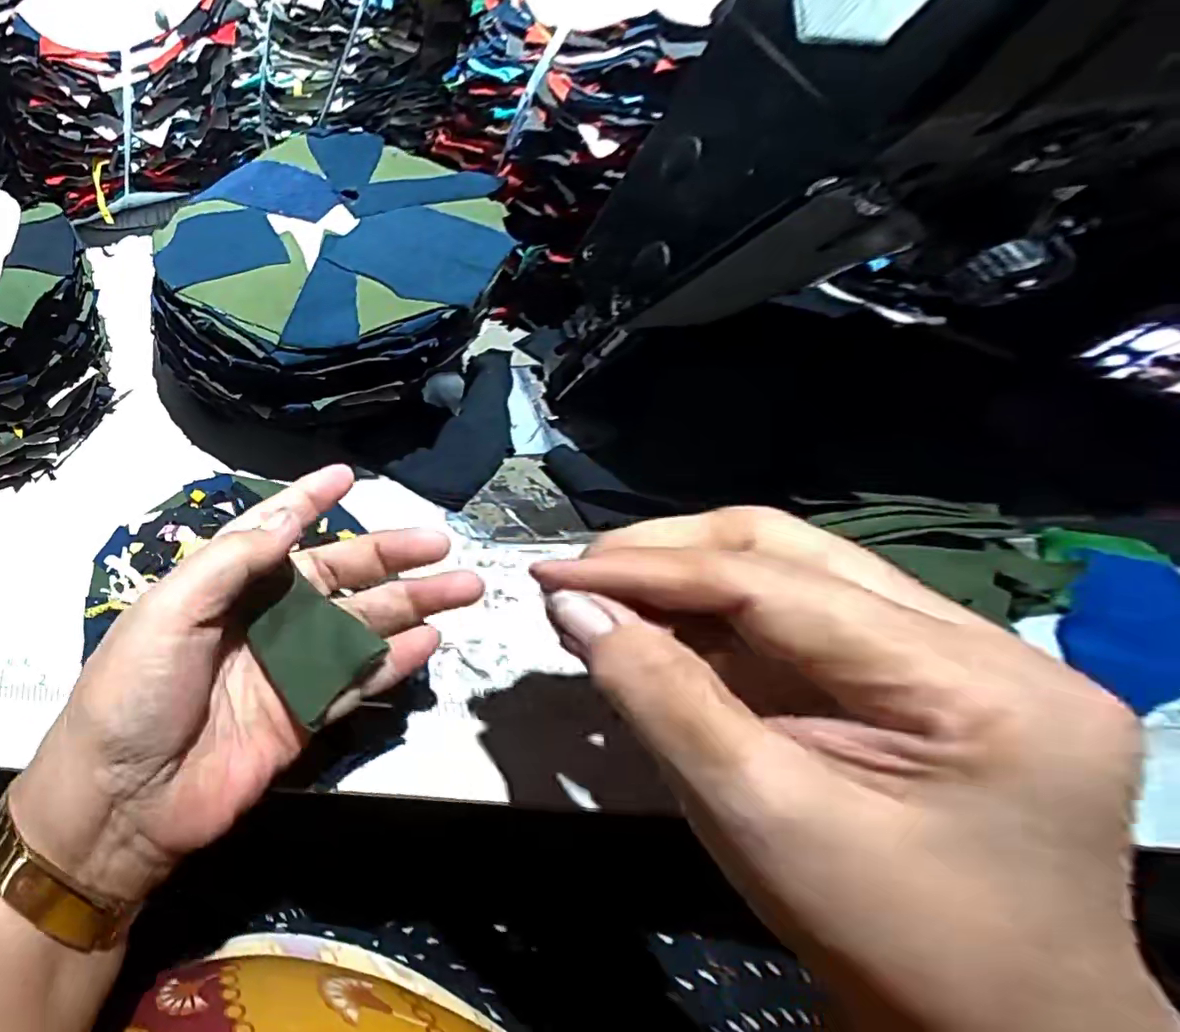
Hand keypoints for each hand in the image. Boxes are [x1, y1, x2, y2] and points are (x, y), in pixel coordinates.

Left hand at [13, 465, 483, 902]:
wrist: (122, 798)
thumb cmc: (136, 689)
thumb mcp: (172, 609)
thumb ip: (233, 561)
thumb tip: (286, 516)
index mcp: (220, 585)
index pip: (272, 531)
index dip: (307, 501)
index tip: (345, 475)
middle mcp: (257, 619)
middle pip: (332, 576)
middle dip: (386, 556)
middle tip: (439, 542)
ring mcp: (281, 669)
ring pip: (356, 626)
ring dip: (408, 605)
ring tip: (460, 586)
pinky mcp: (300, 717)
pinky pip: (353, 681)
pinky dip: (391, 661)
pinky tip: (429, 640)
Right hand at [530, 508, 1171, 1031]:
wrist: (983, 1025)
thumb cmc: (879, 928)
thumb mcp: (750, 808)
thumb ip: (657, 693)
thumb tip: (571, 606)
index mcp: (975, 683)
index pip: (770, 584)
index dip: (645, 569)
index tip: (551, 574)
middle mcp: (975, 647)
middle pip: (782, 550)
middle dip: (661, 557)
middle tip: (577, 581)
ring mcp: (941, 657)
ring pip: (777, 571)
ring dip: (675, 581)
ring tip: (598, 606)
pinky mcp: (896, 677)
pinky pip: (778, 616)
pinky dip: (698, 617)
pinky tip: (646, 634)